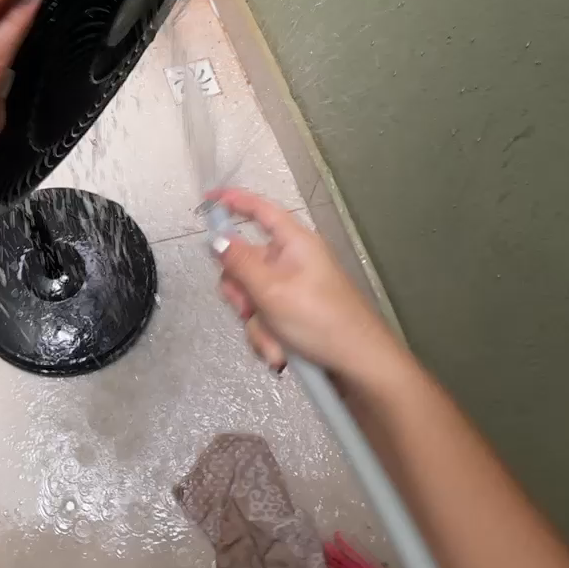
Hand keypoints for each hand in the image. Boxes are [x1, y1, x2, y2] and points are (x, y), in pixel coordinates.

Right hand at [207, 187, 404, 378]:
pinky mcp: (294, 313)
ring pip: (250, 294)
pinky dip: (266, 334)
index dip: (232, 201)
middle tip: (247, 308)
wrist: (362, 366)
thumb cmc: (320, 319)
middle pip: (245, 261)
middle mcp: (292, 260)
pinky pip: (263, 316)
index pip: (259, 210)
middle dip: (240, 291)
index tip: (206, 201)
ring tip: (273, 341)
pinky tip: (280, 351)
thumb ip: (238, 262)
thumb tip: (216, 240)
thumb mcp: (271, 289)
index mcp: (294, 243)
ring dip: (255, 320)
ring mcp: (293, 288)